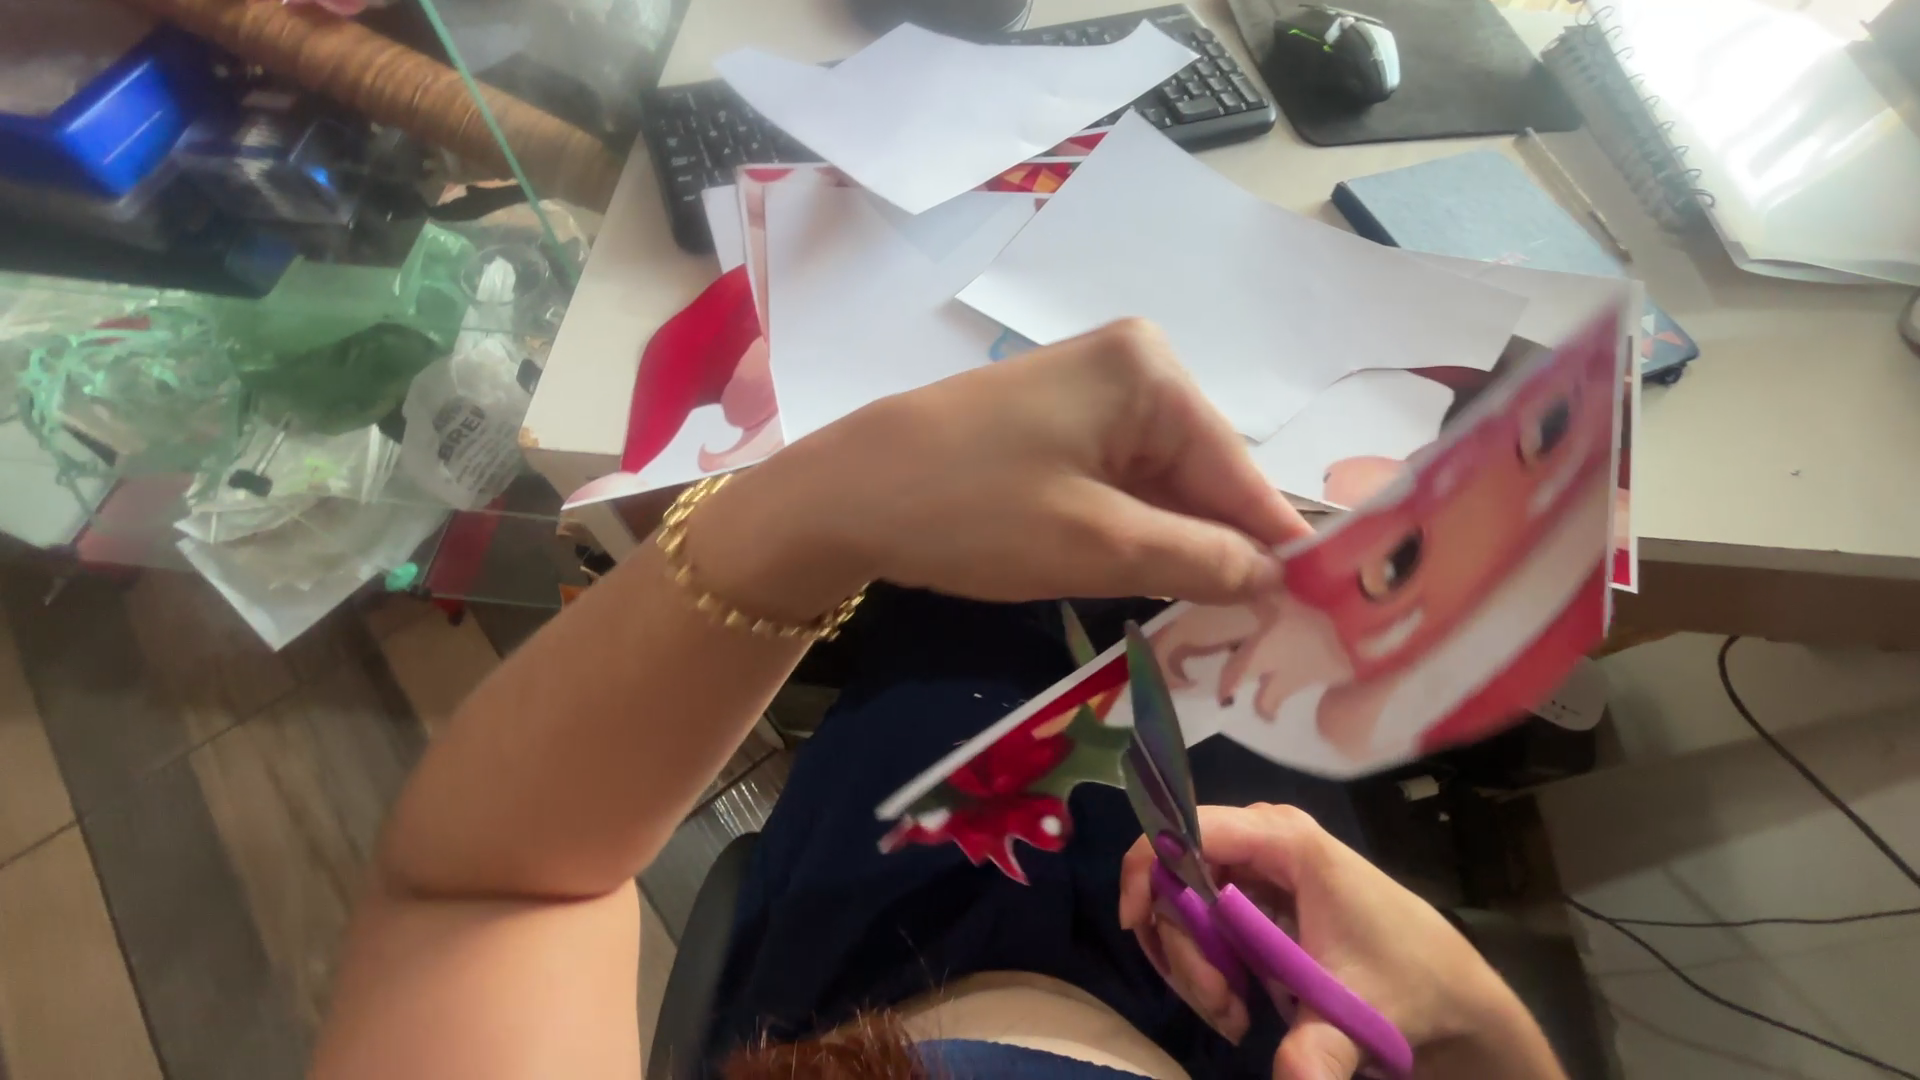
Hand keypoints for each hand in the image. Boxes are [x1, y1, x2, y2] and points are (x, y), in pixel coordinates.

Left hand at [686, 320, 1312, 619]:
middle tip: (1253, 640)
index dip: (1275, 550)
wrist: (845, 494)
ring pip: (1156, 486)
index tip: (1315, 617)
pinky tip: (1140, 583)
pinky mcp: (1049, 427)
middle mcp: (1127, 368)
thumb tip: (1277, 578)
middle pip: (1200, 477)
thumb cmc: (974, 510)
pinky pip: (1113, 484)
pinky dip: (1127, 535)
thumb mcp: (1098, 545)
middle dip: (1217, 554)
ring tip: (1206, 626)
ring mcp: (1083, 396)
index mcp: (1151, 373)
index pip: (1240, 473)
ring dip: (1172, 551)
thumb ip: (1200, 559)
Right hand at [1119, 804, 1561, 1079]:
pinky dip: (1203, 959)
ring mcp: (1254, 861)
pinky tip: (1234, 1000)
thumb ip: (1320, 1049)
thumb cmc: (1407, 982)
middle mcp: (1259, 836)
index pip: (1185, 827)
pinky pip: (1199, 910)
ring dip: (1192, 960)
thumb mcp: (1362, 1016)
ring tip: (1232, 1013)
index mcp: (1283, 840)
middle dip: (1183, 946)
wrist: (1447, 989)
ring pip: (1182, 895)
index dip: (1147, 866)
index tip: (1136, 927)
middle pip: (1177, 872)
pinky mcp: (1253, 886)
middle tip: (1219, 1006)